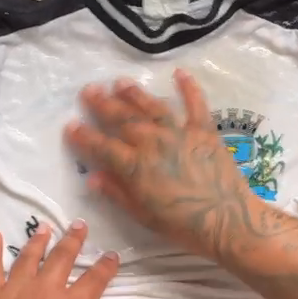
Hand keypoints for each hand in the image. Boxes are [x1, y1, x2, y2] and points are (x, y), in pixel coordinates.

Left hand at [0, 221, 123, 298]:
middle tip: (79, 225)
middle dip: (74, 239)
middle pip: (63, 257)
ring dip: (39, 240)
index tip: (112, 256)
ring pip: (29, 256)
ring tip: (45, 228)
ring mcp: (16, 290)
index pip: (95, 279)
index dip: (106, 266)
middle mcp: (45, 290)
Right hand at [65, 70, 267, 258]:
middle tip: (89, 90)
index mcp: (134, 166)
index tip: (71, 125)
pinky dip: (188, 87)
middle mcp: (152, 143)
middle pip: (123, 119)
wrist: (227, 220)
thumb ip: (117, 193)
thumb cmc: (181, 225)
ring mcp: (179, 133)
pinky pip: (195, 104)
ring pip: (151, 107)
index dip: (84, 136)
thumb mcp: (142, 215)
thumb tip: (93, 177)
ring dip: (134, 93)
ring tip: (120, 82)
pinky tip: (180, 73)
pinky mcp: (204, 131)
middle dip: (103, 104)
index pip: (102, 147)